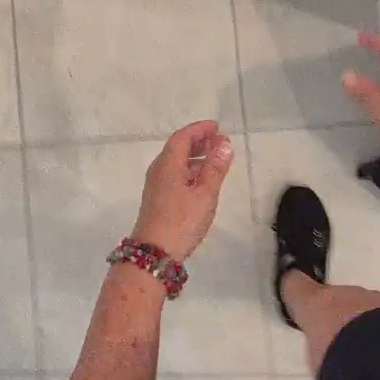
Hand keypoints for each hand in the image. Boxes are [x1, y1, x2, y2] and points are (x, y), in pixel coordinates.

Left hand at [130, 121, 236, 259]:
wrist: (155, 252)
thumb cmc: (182, 221)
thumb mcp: (205, 195)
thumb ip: (215, 169)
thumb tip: (224, 144)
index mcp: (168, 164)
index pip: (183, 137)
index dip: (200, 129)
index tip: (217, 127)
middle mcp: (158, 169)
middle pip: (177, 147)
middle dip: (199, 141)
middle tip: (220, 142)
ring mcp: (156, 184)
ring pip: (176, 161)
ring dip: (195, 156)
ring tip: (216, 159)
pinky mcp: (157, 197)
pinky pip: (174, 173)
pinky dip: (189, 169)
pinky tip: (202, 180)